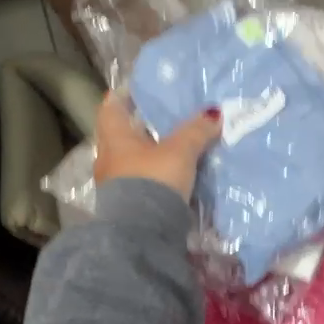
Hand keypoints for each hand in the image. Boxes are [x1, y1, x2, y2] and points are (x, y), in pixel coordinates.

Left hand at [93, 93, 221, 200]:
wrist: (143, 232)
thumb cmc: (153, 180)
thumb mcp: (180, 151)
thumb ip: (196, 131)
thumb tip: (214, 113)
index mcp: (114, 138)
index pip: (111, 108)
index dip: (122, 97)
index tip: (134, 90)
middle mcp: (109, 159)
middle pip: (122, 136)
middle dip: (140, 128)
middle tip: (162, 119)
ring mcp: (116, 185)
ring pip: (132, 161)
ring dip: (149, 155)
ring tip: (173, 149)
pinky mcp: (129, 207)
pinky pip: (141, 183)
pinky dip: (155, 177)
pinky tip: (172, 177)